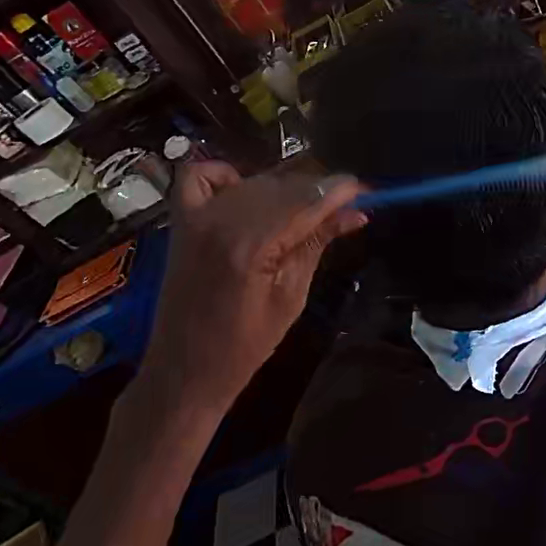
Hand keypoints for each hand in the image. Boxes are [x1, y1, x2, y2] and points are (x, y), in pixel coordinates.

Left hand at [136, 161, 365, 416]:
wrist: (184, 369)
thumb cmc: (244, 346)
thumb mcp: (291, 298)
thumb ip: (317, 245)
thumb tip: (354, 213)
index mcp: (251, 246)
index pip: (304, 201)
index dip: (338, 191)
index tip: (364, 189)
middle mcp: (222, 221)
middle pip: (281, 186)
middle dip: (317, 190)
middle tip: (343, 206)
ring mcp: (196, 217)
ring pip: (252, 181)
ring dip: (282, 188)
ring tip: (303, 209)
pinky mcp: (181, 220)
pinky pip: (200, 176)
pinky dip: (225, 176)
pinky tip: (243, 192)